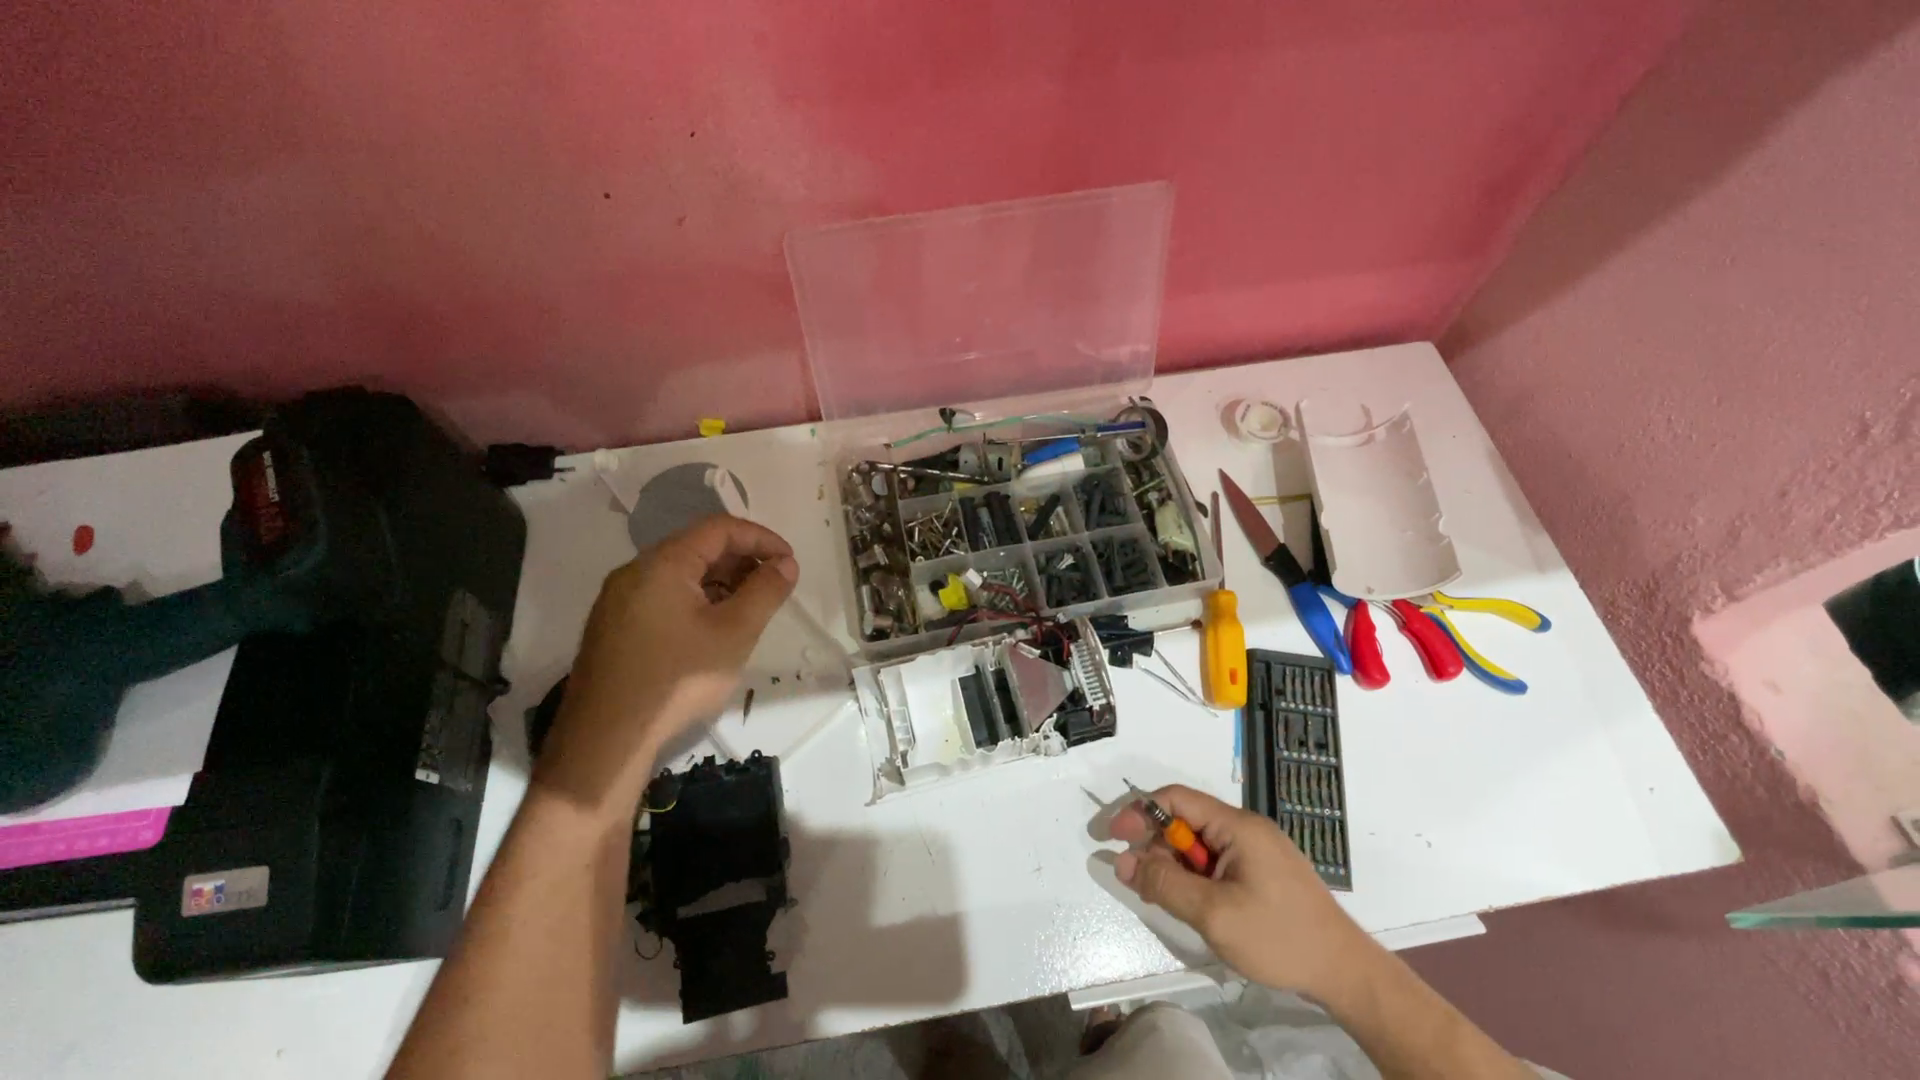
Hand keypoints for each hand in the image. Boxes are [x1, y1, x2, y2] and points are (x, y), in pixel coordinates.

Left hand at [532, 515, 796, 817]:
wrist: (607, 738)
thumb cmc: (678, 680)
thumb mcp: (735, 633)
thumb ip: (765, 591)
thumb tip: (785, 563)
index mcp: (662, 563)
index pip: (719, 528)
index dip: (760, 538)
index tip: (789, 562)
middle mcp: (634, 572)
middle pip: (696, 548)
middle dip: (741, 561)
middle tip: (773, 587)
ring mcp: (618, 601)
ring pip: (678, 576)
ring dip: (719, 583)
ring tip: (749, 611)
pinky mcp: (613, 628)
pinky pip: (661, 598)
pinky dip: (695, 602)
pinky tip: (711, 632)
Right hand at [1112, 785, 1379, 998]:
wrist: (1344, 971)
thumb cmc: (1278, 937)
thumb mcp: (1213, 913)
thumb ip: (1164, 884)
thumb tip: (1123, 862)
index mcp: (1238, 826)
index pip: (1177, 799)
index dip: (1140, 813)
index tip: (1114, 837)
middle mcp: (1247, 830)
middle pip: (1186, 822)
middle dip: (1154, 845)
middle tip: (1135, 879)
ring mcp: (1257, 852)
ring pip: (1199, 845)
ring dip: (1173, 865)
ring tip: (1160, 897)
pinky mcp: (1262, 874)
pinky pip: (1216, 863)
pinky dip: (1194, 878)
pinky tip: (1188, 904)